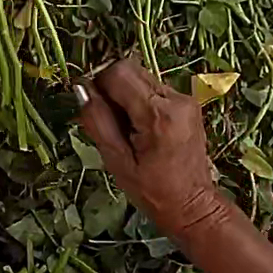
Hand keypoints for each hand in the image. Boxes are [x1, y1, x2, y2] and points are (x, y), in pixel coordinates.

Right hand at [76, 56, 232, 238]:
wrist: (191, 204)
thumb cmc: (152, 190)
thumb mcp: (116, 160)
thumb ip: (97, 120)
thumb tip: (81, 89)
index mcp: (158, 114)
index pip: (118, 73)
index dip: (99, 87)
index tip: (97, 111)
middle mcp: (176, 99)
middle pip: (130, 69)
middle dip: (113, 89)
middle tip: (112, 122)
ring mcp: (185, 99)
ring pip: (141, 77)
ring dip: (127, 96)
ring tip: (129, 130)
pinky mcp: (188, 103)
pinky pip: (154, 88)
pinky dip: (141, 102)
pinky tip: (142, 129)